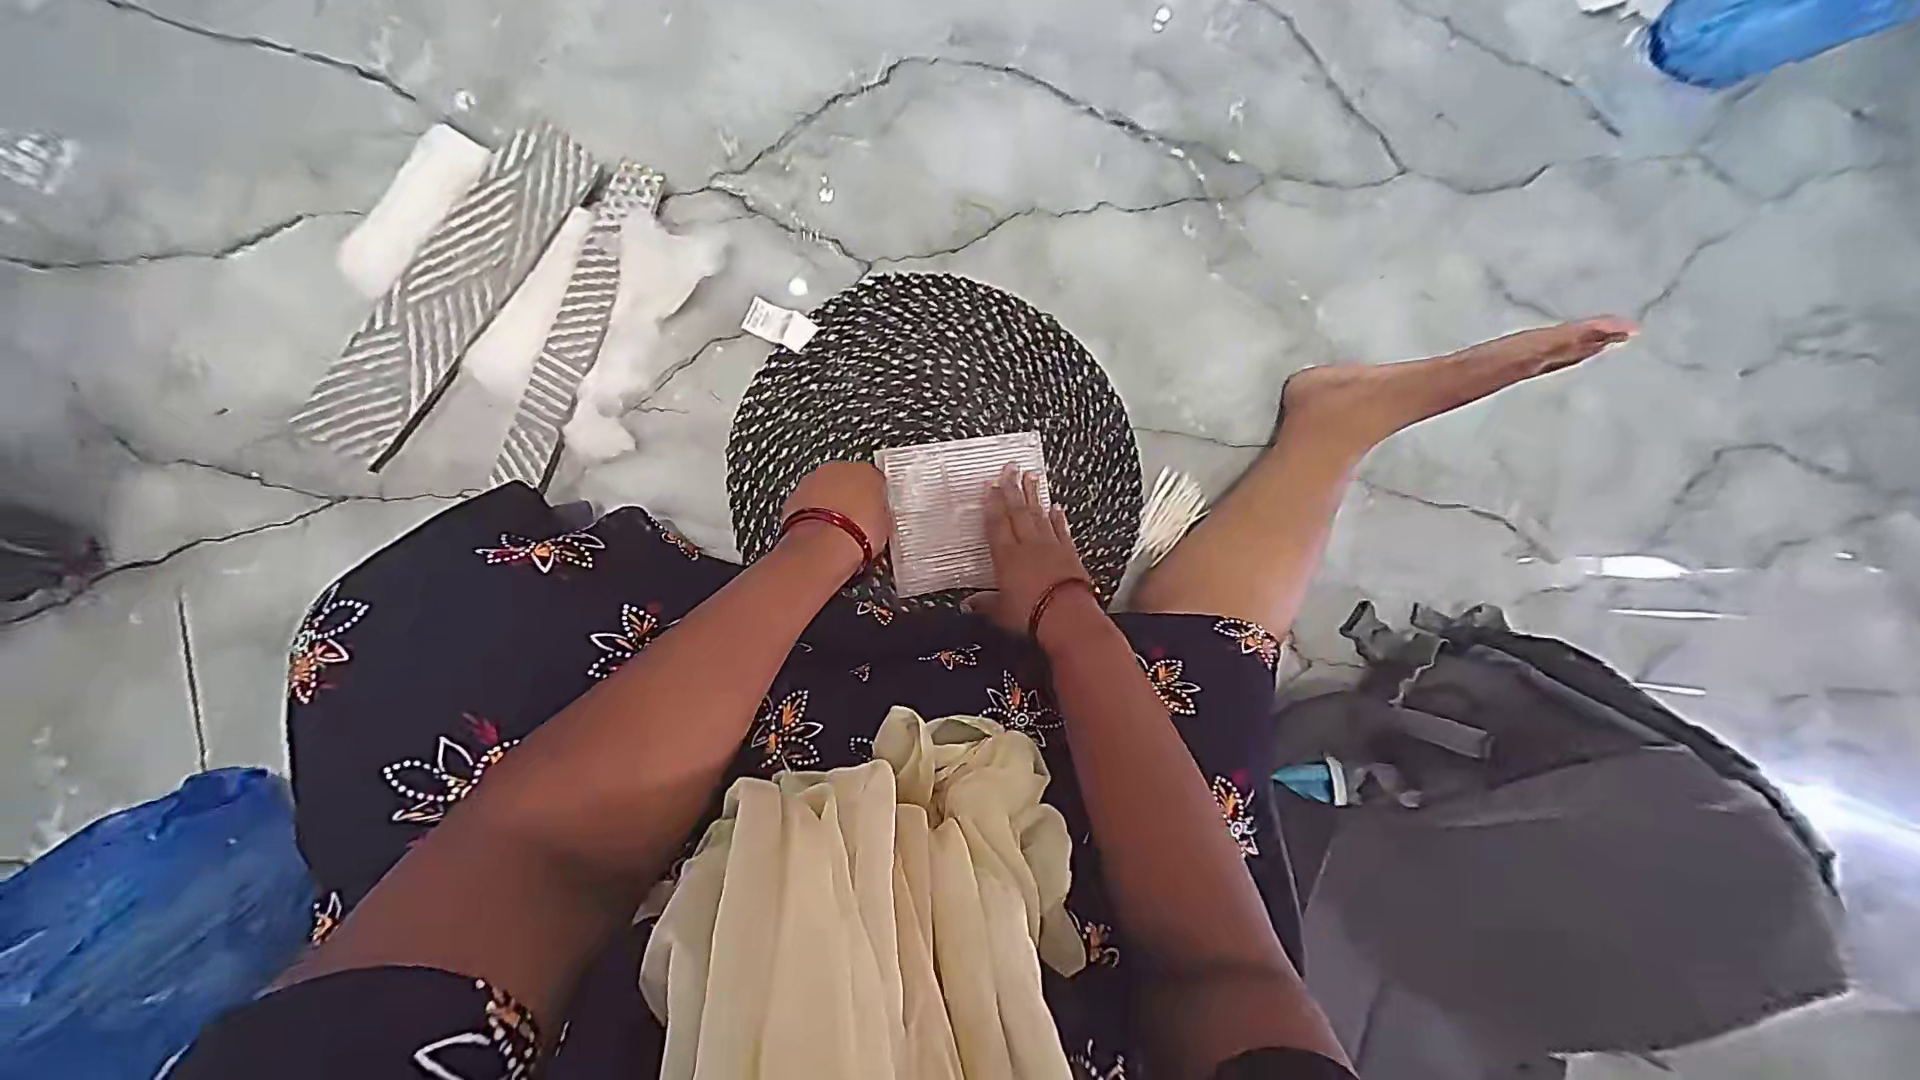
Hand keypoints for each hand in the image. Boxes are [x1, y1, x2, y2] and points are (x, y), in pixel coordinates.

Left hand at [780, 461, 893, 563]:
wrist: (824, 546)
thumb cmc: (856, 533)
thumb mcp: (885, 527)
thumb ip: (882, 514)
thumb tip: (880, 519)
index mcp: (867, 471)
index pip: (875, 480)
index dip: (876, 500)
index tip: (876, 514)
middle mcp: (838, 469)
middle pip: (847, 481)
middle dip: (850, 498)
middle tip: (857, 522)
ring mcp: (813, 481)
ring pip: (825, 491)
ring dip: (830, 506)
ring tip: (838, 532)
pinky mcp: (794, 497)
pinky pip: (807, 504)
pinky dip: (813, 515)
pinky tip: (821, 534)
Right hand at [966, 466, 1092, 635]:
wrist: (1068, 617)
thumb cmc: (1031, 614)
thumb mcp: (1001, 612)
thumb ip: (985, 604)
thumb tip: (968, 604)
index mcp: (1007, 556)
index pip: (997, 523)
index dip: (993, 503)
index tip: (991, 485)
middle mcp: (1028, 545)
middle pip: (1018, 511)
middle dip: (1013, 487)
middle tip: (1010, 467)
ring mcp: (1050, 546)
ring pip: (1039, 514)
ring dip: (1034, 495)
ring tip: (1031, 476)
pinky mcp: (1069, 553)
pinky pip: (1061, 530)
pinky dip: (1058, 517)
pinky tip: (1056, 507)